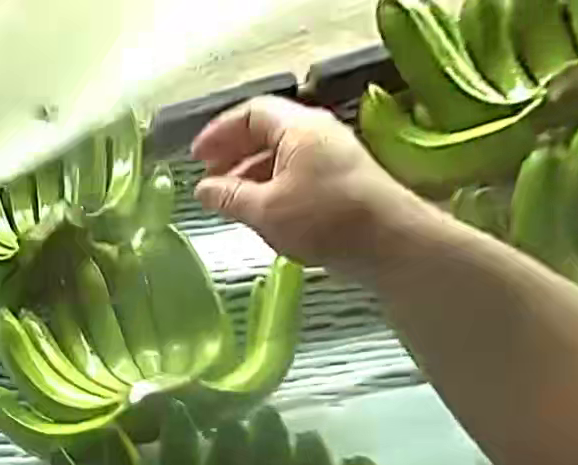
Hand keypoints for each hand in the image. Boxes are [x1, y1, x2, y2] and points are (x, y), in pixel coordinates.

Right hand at [191, 96, 436, 282]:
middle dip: (230, 152)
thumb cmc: (321, 218)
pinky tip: (252, 208)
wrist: (383, 239)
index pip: (251, 114)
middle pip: (264, 131)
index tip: (194, 157)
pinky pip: (289, 172)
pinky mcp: (332, 179)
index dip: (219, 132)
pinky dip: (264, 184)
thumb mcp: (264, 209)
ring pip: (276, 154)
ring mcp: (326, 156)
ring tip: (223, 198)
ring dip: (245, 172)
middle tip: (204, 178)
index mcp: (298, 129)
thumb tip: (202, 189)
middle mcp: (314, 133)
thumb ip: (228, 197)